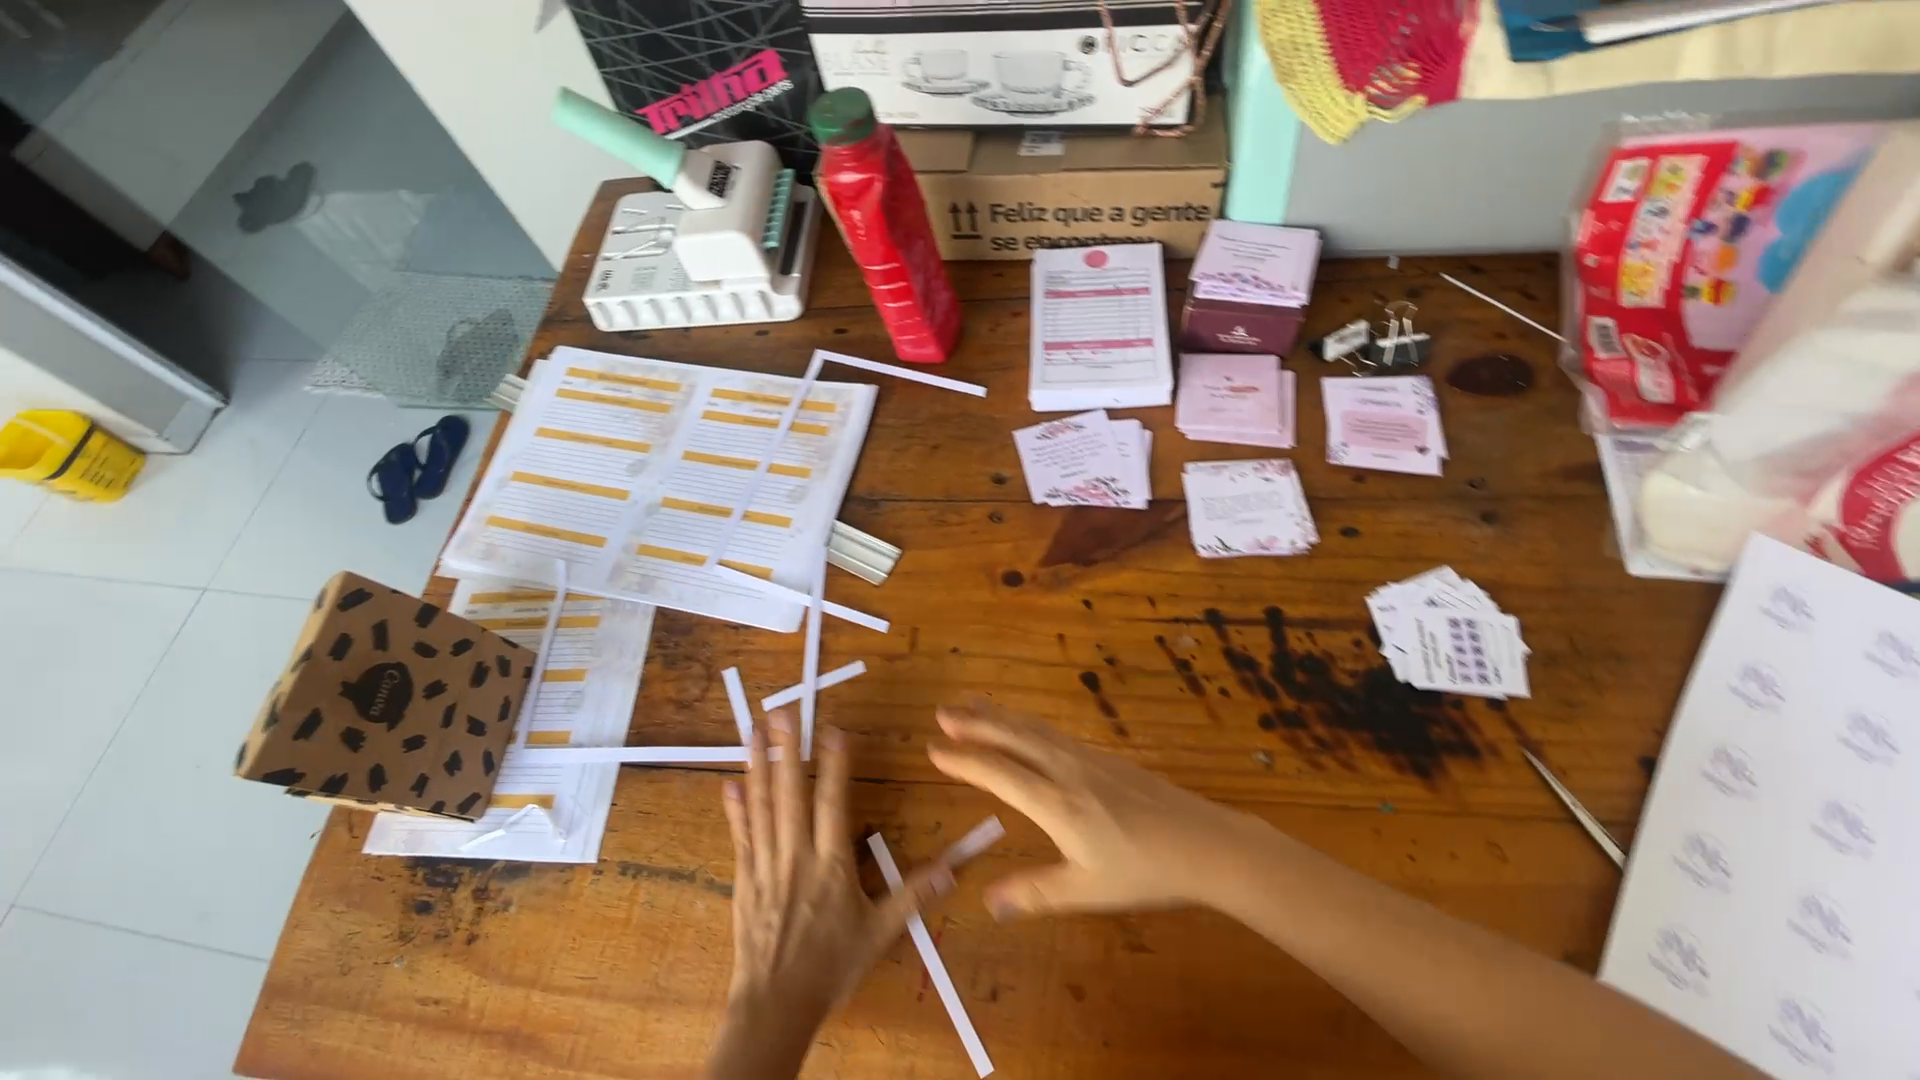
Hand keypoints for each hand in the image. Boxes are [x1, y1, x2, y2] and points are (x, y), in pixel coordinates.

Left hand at [708, 710, 952, 1079]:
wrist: (776, 1004)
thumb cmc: (832, 966)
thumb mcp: (880, 932)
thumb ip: (913, 896)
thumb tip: (954, 868)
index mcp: (831, 864)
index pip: (833, 803)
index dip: (834, 764)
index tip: (834, 730)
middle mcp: (796, 855)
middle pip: (790, 793)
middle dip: (787, 749)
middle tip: (782, 710)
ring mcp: (765, 864)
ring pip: (761, 806)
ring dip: (757, 766)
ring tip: (753, 731)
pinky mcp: (744, 879)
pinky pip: (740, 836)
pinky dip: (735, 808)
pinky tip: (728, 783)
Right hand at [926, 699, 1254, 918]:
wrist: (1207, 843)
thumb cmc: (1146, 872)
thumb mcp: (1087, 890)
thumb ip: (1035, 894)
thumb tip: (987, 904)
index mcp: (1057, 803)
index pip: (999, 773)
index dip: (964, 760)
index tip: (934, 749)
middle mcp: (1068, 771)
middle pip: (1014, 737)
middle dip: (976, 723)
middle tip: (942, 710)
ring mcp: (1091, 760)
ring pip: (1036, 729)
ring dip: (1000, 716)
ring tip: (974, 704)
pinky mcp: (1109, 759)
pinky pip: (1056, 733)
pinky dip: (1029, 724)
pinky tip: (1028, 728)